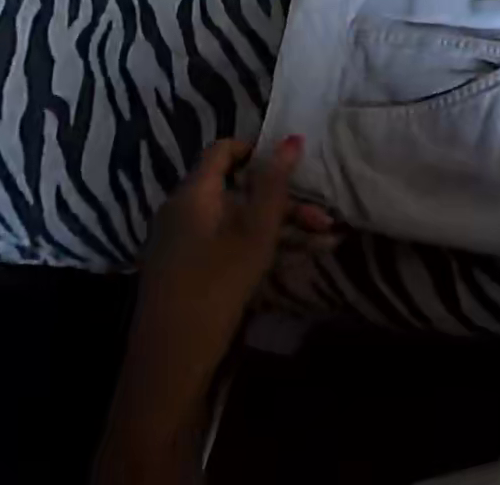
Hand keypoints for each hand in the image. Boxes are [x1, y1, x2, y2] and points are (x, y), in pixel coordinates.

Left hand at [129, 136, 334, 385]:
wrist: (171, 361)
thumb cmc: (217, 284)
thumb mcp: (257, 230)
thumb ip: (275, 183)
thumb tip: (291, 137)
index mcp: (194, 193)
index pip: (224, 150)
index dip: (259, 150)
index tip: (293, 165)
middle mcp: (185, 210)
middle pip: (241, 189)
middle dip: (287, 200)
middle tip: (324, 217)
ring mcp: (186, 240)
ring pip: (242, 218)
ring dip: (285, 226)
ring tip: (327, 239)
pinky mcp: (191, 267)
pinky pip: (232, 241)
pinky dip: (265, 244)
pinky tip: (304, 256)